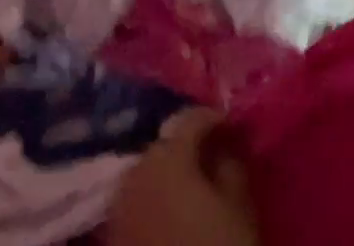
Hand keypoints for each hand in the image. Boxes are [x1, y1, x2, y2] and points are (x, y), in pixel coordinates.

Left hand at [105, 109, 257, 245]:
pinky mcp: (114, 234)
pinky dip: (157, 199)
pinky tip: (176, 215)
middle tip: (220, 158)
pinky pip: (138, 201)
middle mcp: (136, 171)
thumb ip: (233, 166)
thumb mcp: (240, 210)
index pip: (190, 120)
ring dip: (172, 173)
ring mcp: (120, 204)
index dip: (215, 119)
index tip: (236, 127)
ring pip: (149, 172)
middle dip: (192, 146)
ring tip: (199, 189)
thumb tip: (227, 143)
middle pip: (166, 145)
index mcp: (167, 158)